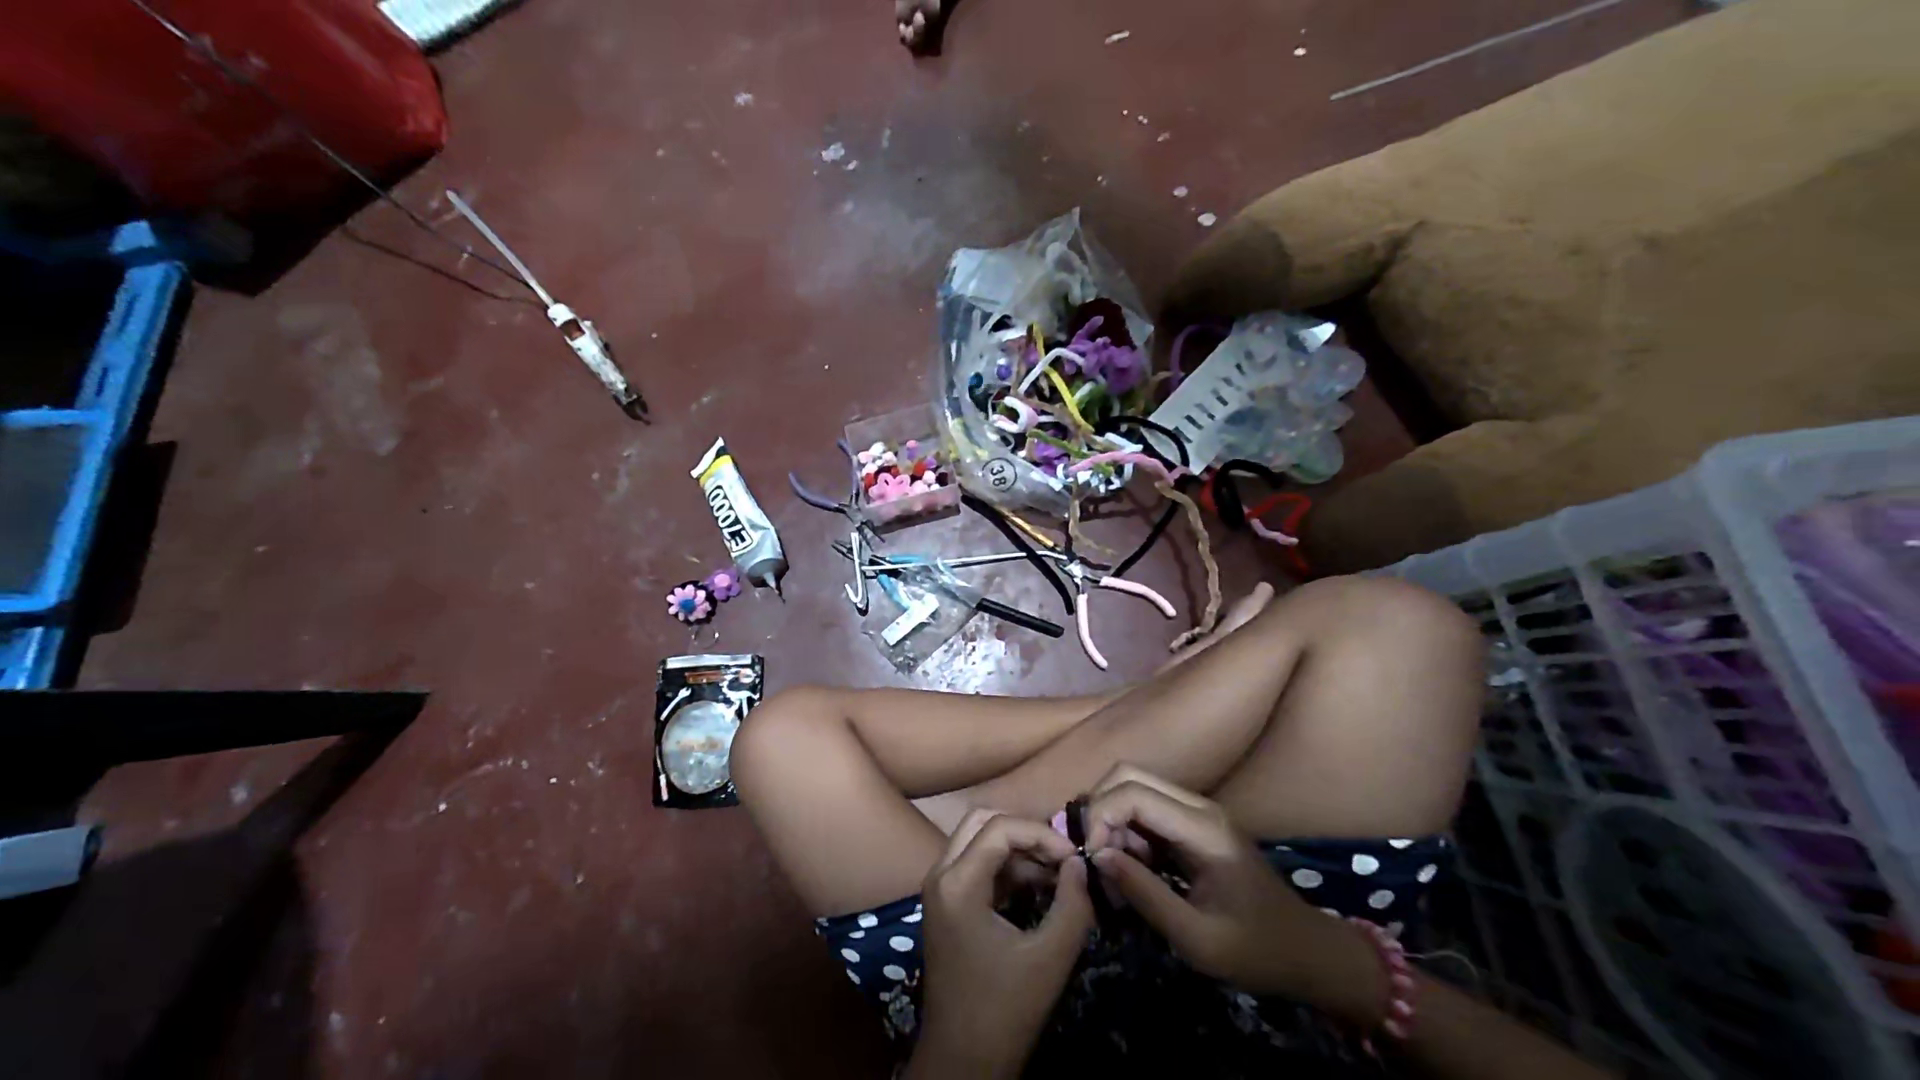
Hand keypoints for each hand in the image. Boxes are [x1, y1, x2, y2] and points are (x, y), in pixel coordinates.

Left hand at [908, 810, 1094, 1079]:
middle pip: (983, 822)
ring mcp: (940, 889)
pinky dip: (1008, 867)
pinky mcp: (948, 904)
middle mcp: (941, 875)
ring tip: (1059, 872)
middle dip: (1026, 832)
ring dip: (1019, 849)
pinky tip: (1040, 886)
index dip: (1041, 834)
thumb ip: (1073, 904)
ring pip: (979, 841)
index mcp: (957, 883)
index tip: (1075, 857)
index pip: (1000, 828)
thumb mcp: (1049, 958)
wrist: (962, 1060)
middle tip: (1062, 856)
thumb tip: (1081, 862)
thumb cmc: (1004, 1010)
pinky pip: (977, 864)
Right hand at [1083, 766, 1387, 1025]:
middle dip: (1099, 809)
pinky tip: (1128, 872)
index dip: (1100, 816)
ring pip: (1134, 790)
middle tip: (1091, 855)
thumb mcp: (1197, 939)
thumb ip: (1145, 895)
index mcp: (1202, 828)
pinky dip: (1125, 833)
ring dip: (1111, 823)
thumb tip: (1098, 856)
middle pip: (1128, 776)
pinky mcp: (1192, 827)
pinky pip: (1146, 811)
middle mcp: (1197, 807)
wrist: (1308, 954)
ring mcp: (1196, 814)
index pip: (1133, 792)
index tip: (1091, 858)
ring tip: (1109, 872)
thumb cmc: (1257, 951)